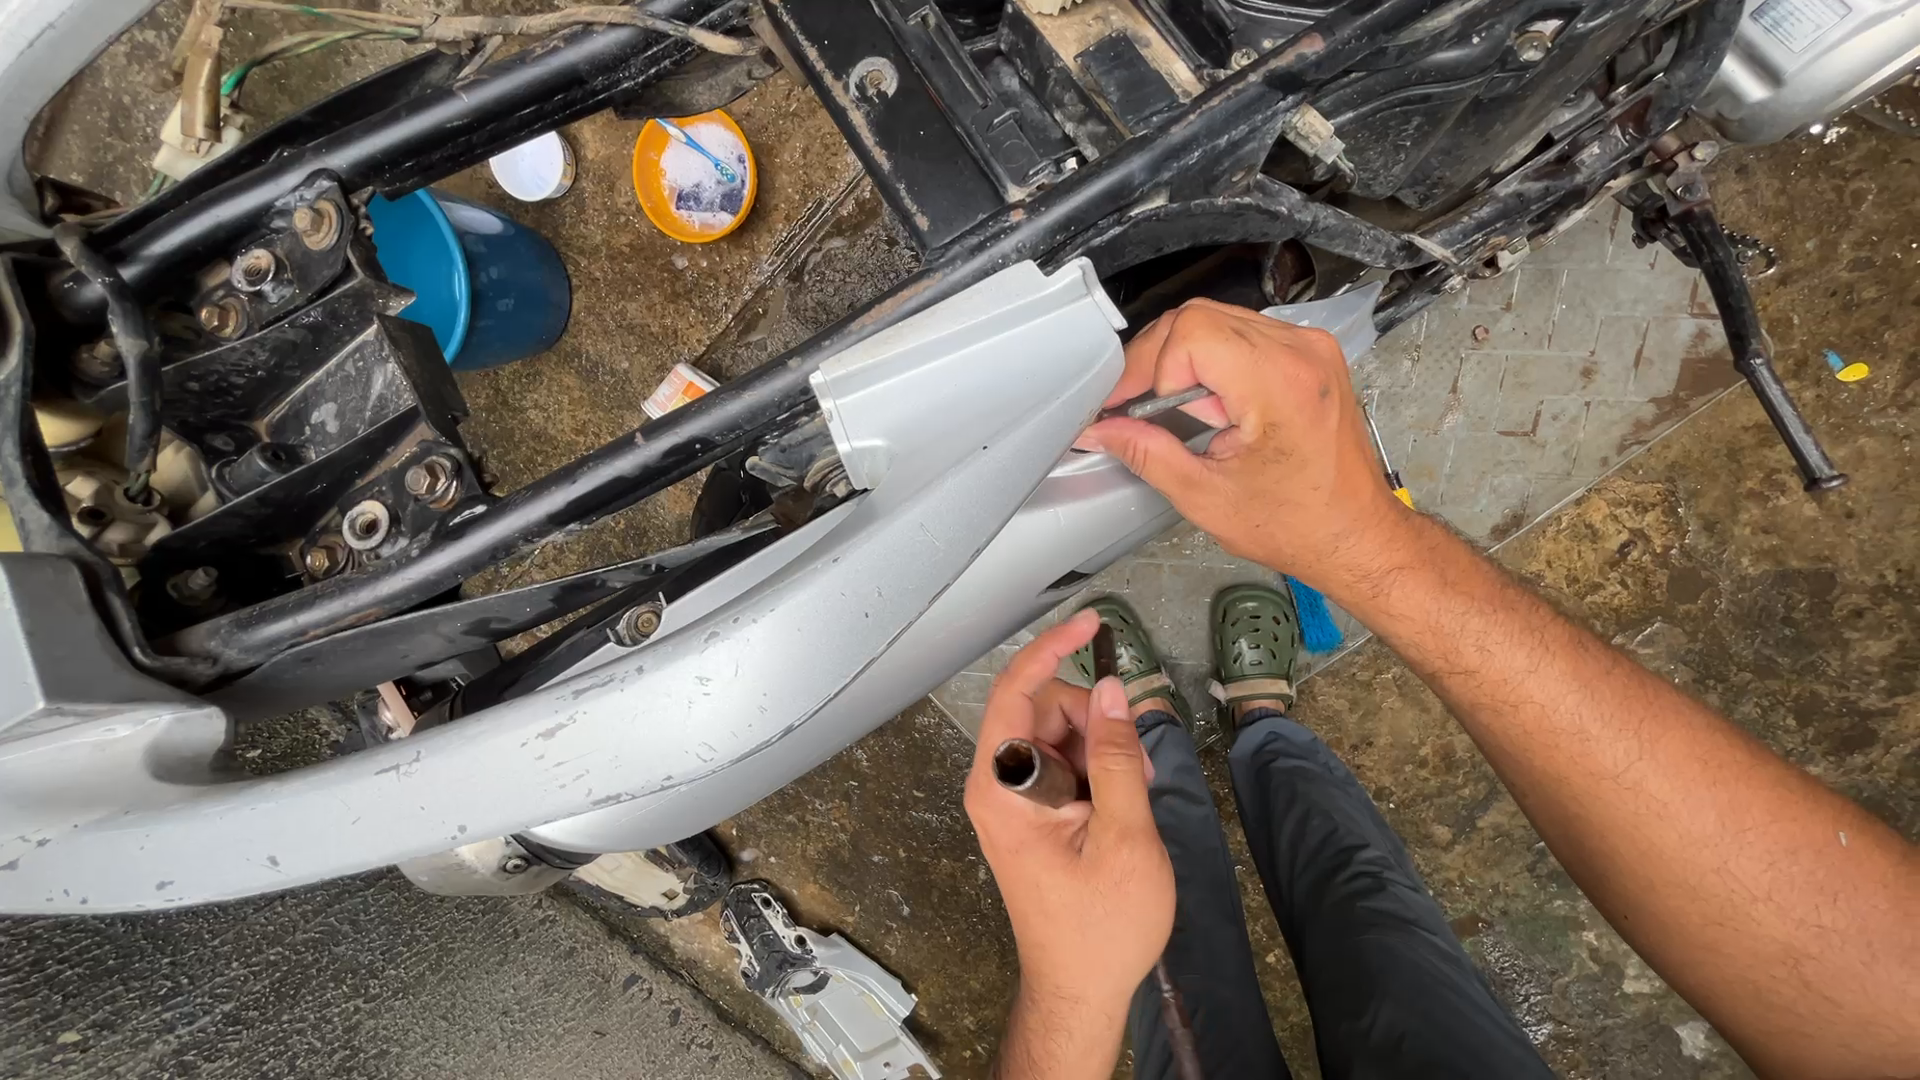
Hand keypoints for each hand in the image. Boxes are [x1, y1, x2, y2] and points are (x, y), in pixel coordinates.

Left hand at [964, 609, 1173, 1019]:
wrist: (1080, 988)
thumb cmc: (1100, 927)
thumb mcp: (1125, 836)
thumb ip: (1117, 756)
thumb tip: (1113, 690)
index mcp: (1002, 786)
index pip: (1016, 690)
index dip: (1052, 648)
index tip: (1090, 623)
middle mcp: (997, 781)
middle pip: (1043, 707)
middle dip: (1095, 720)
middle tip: (1137, 765)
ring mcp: (1013, 794)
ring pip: (1058, 730)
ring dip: (1102, 746)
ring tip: (1134, 793)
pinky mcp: (1030, 806)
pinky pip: (1063, 758)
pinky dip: (1096, 766)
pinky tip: (1121, 800)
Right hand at [1081, 298, 1415, 601]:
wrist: (1353, 533)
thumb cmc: (1297, 523)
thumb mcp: (1204, 496)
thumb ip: (1146, 453)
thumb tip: (1102, 430)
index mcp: (1278, 383)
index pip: (1190, 332)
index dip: (1149, 368)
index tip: (1127, 405)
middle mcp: (1299, 352)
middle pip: (1198, 317)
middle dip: (1154, 362)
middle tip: (1134, 407)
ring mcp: (1307, 347)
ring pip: (1215, 319)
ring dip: (1179, 361)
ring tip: (1174, 411)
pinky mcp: (1306, 354)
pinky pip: (1239, 333)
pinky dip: (1207, 361)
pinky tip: (1204, 403)